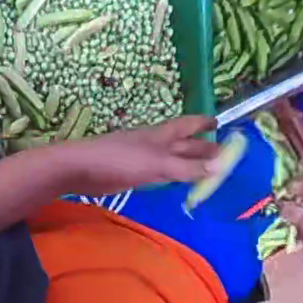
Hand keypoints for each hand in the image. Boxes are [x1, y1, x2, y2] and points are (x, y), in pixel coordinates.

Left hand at [47, 115, 219, 196]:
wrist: (80, 168)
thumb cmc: (119, 160)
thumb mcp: (157, 163)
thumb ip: (187, 167)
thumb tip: (220, 166)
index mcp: (161, 135)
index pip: (188, 125)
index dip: (203, 123)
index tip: (219, 122)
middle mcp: (153, 143)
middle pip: (182, 142)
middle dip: (201, 145)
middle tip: (222, 151)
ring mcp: (140, 157)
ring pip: (170, 157)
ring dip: (186, 160)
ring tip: (203, 167)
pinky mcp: (130, 172)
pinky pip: (157, 171)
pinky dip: (169, 174)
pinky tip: (171, 180)